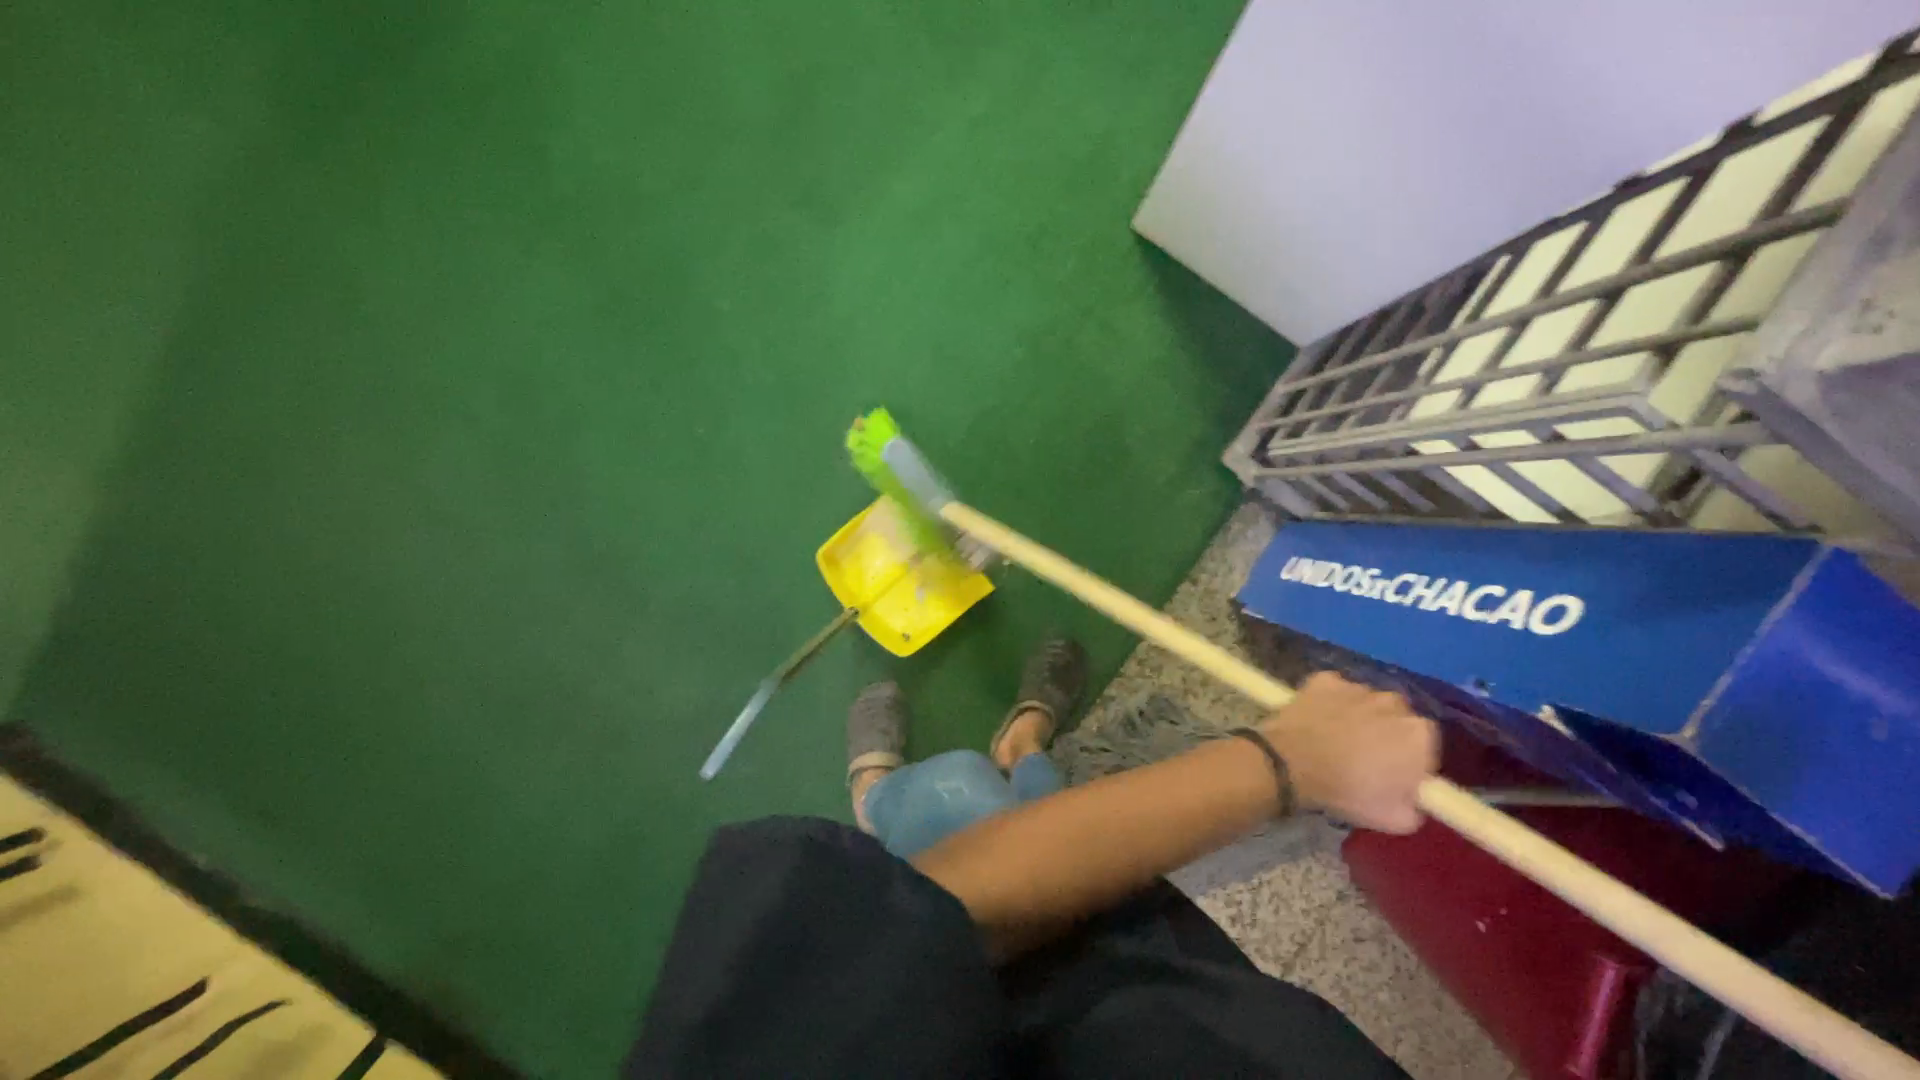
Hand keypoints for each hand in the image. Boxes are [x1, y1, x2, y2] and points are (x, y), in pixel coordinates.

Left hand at [1260, 672, 1437, 833]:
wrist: (1289, 764)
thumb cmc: (1347, 791)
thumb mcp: (1396, 819)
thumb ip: (1416, 807)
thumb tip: (1412, 799)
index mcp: (1420, 733)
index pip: (1425, 748)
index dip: (1409, 764)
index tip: (1390, 777)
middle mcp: (1395, 702)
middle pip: (1397, 720)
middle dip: (1386, 736)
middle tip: (1362, 759)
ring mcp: (1357, 686)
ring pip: (1366, 703)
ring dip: (1358, 717)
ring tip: (1335, 740)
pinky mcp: (1324, 680)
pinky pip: (1334, 692)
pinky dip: (1329, 703)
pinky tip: (1317, 721)